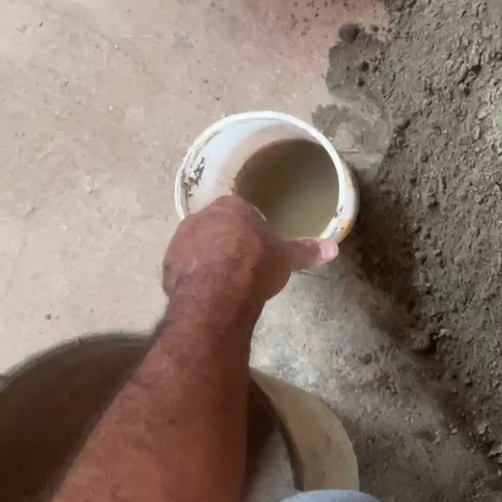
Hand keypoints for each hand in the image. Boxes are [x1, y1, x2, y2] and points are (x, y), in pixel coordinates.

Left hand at [162, 196, 337, 317]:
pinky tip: (211, 291)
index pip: (242, 210)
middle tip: (245, 263)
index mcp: (231, 207)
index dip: (251, 228)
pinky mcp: (168, 264)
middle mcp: (201, 216)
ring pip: (199, 245)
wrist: (218, 295)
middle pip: (218, 226)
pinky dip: (197, 275)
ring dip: (210, 258)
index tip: (259, 245)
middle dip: (228, 241)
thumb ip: (307, 251)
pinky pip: (186, 266)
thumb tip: (334, 247)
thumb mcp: (287, 258)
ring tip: (228, 280)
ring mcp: (180, 240)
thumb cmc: (256, 266)